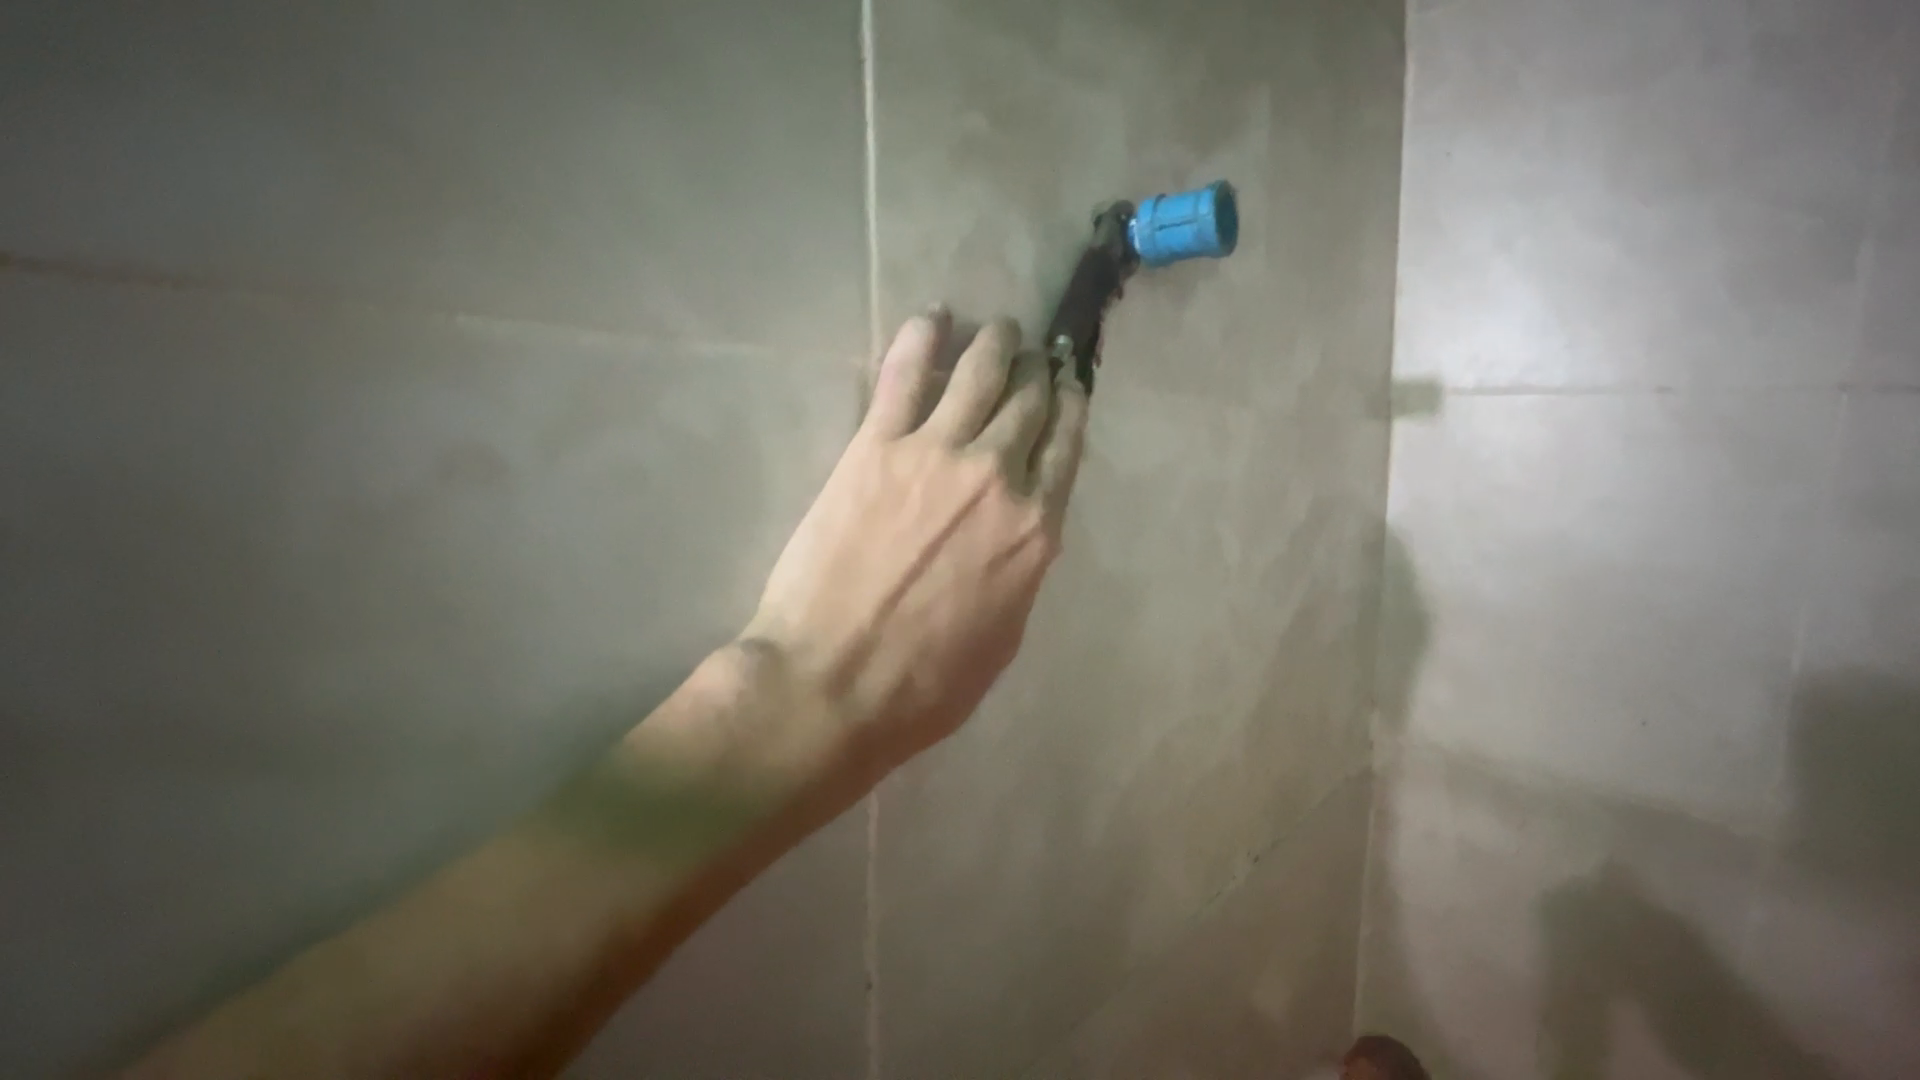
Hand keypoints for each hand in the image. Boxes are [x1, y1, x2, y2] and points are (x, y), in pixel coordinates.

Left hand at [738, 308, 1088, 778]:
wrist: (831, 683)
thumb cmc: (923, 684)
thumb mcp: (1002, 637)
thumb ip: (1020, 569)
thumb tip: (1018, 530)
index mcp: (1037, 530)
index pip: (1067, 443)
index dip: (1070, 406)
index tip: (1067, 386)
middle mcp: (999, 477)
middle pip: (1030, 399)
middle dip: (1036, 371)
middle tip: (1030, 356)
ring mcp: (936, 452)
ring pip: (981, 371)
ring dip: (996, 342)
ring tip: (998, 329)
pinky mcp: (874, 445)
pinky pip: (905, 372)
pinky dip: (923, 337)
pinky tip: (933, 319)